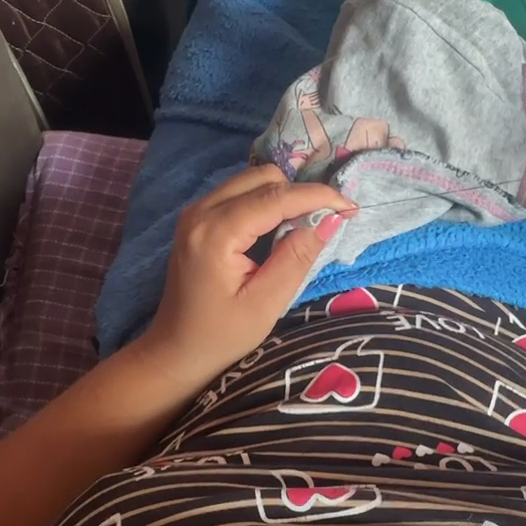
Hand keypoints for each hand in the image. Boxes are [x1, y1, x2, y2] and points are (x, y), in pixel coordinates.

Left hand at [140, 165, 354, 387]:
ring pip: (251, 180)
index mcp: (215, 233)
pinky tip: (278, 228)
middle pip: (263, 177)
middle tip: (324, 223)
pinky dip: (265, 201)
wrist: (175, 349)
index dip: (317, 197)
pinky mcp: (197, 218)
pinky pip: (239, 192)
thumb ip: (297, 257)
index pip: (276, 197)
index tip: (350, 207)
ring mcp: (195, 212)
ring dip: (282, 195)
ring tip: (304, 227)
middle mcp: (201, 211)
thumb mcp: (266, 303)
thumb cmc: (221, 335)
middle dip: (299, 194)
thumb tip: (330, 220)